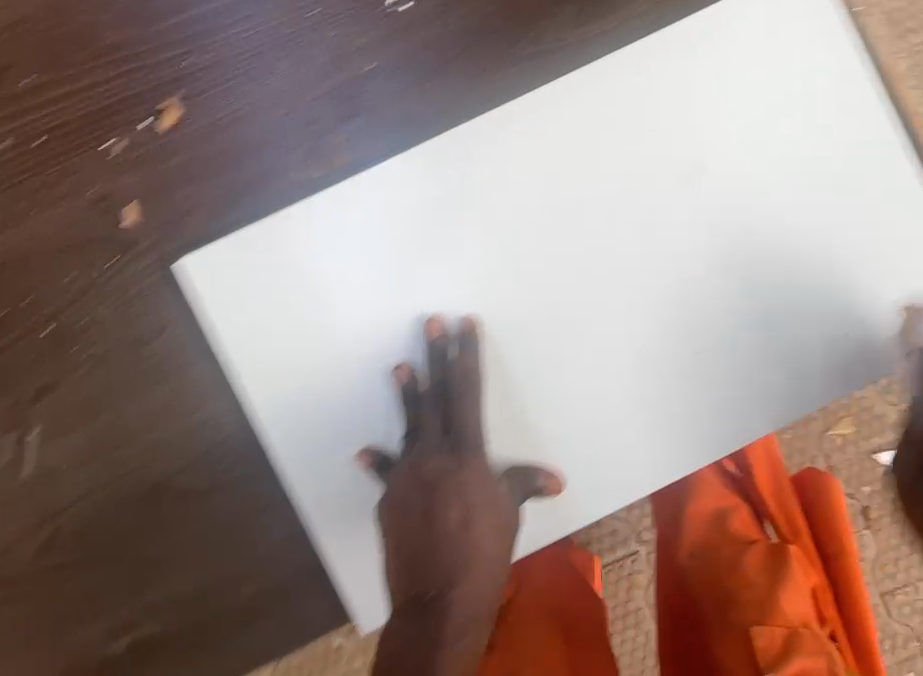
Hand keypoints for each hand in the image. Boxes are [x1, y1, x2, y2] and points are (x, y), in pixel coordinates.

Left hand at [361, 317, 561, 673]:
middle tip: (431, 323)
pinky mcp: (389, 500)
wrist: (439, 599)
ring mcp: (406, 477)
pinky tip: (368, 451)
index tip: (464, 326)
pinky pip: (387, 472)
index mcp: (467, 454)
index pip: (468, 392)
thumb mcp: (509, 513)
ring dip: (406, 394)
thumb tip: (554, 479)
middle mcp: (433, 456)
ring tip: (399, 366)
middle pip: (435, 396)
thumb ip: (522, 485)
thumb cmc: (484, 553)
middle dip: (435, 357)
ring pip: (409, 426)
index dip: (466, 356)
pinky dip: (382, 460)